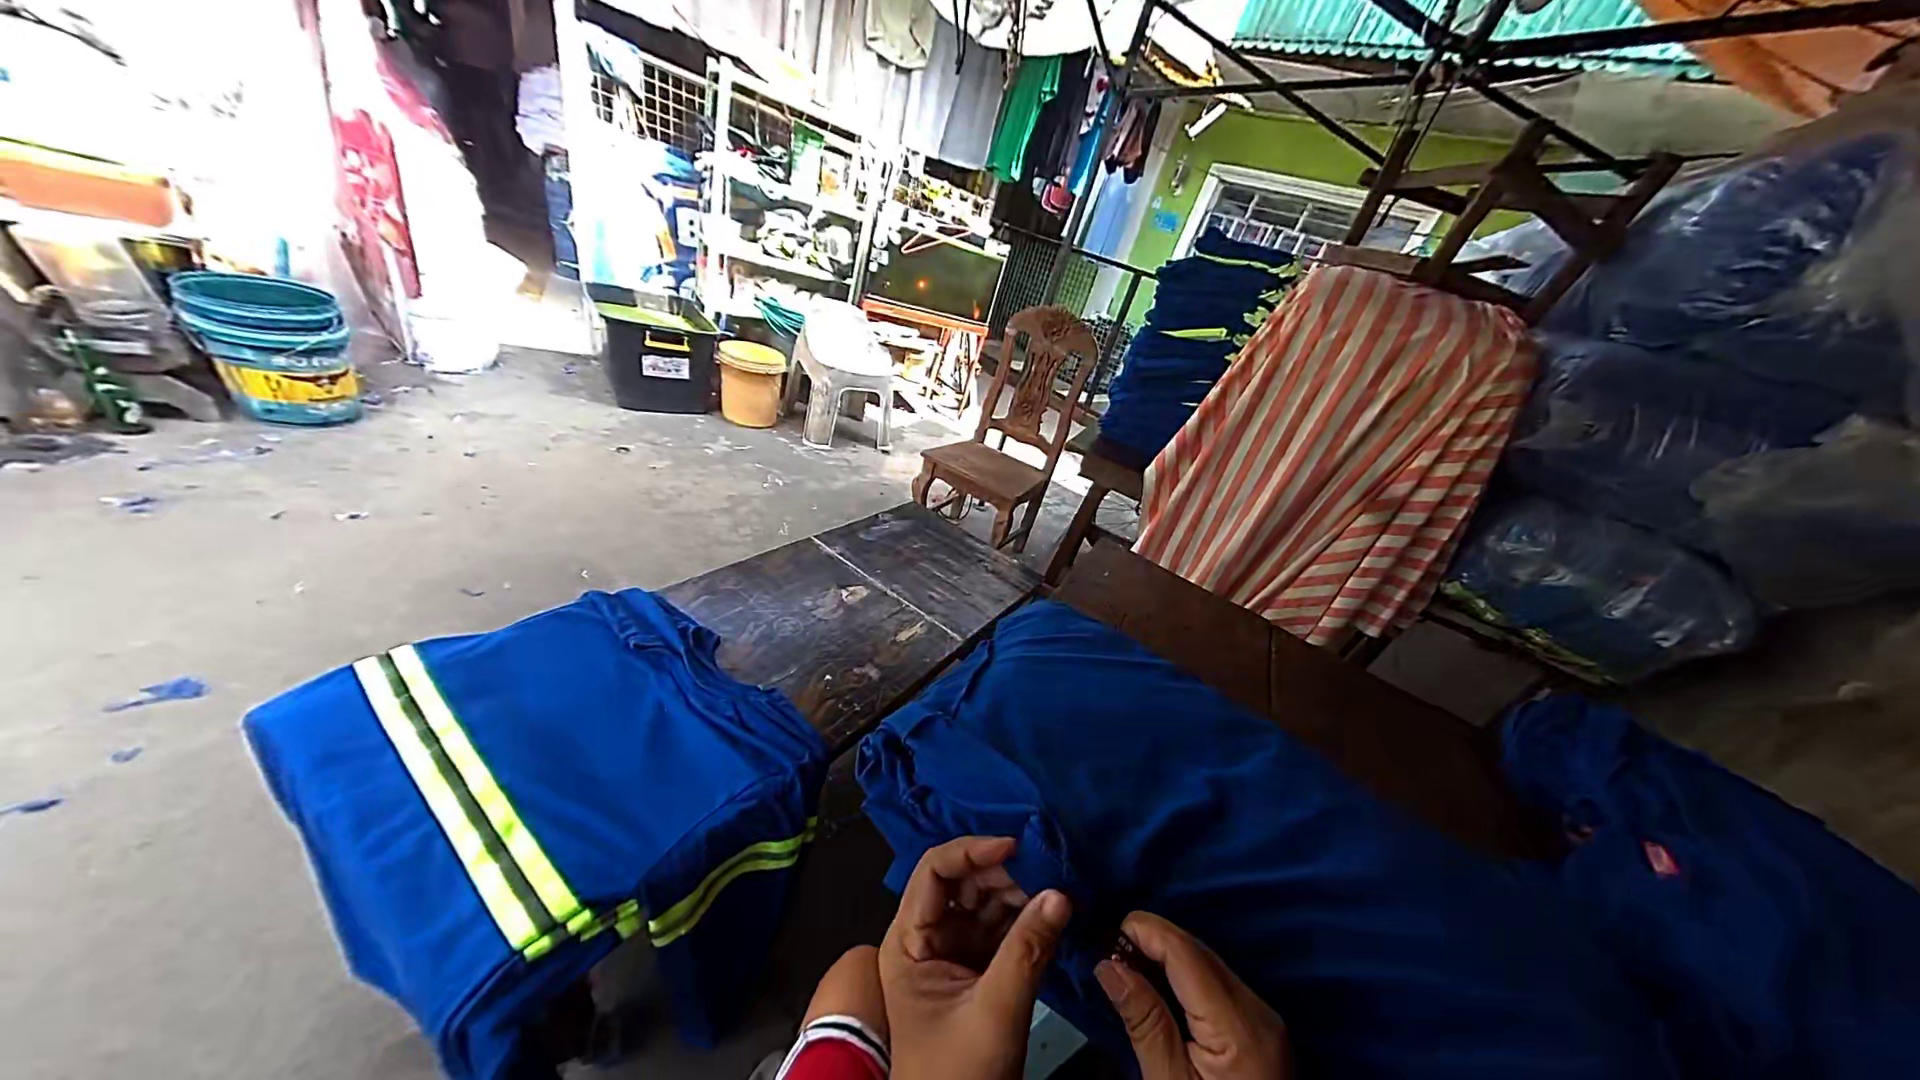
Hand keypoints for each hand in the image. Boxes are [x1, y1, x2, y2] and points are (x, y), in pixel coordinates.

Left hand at [879, 836, 1072, 1079]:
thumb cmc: (959, 1075)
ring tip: (1053, 892)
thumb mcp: (994, 1011)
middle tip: (1044, 875)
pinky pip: (999, 927)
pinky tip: (1050, 913)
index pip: (933, 872)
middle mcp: (926, 936)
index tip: (1013, 847)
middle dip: (1002, 874)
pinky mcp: (976, 967)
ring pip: (984, 901)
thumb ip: (1027, 950)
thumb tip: (1060, 894)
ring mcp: (952, 950)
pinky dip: (1024, 917)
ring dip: (1018, 893)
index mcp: (909, 940)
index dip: (970, 851)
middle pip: (961, 882)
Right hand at [1095, 912, 1290, 1079]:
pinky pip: (1216, 981)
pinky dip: (1183, 975)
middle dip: (1149, 942)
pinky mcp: (1261, 1027)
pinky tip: (1157, 988)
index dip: (1142, 931)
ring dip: (1164, 957)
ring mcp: (1264, 1017)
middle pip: (1196, 949)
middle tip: (1107, 956)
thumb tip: (1107, 963)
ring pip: (1206, 960)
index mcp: (1238, 1024)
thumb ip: (1144, 1019)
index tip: (1102, 938)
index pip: (1184, 950)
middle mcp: (1258, 1008)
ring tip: (1125, 970)